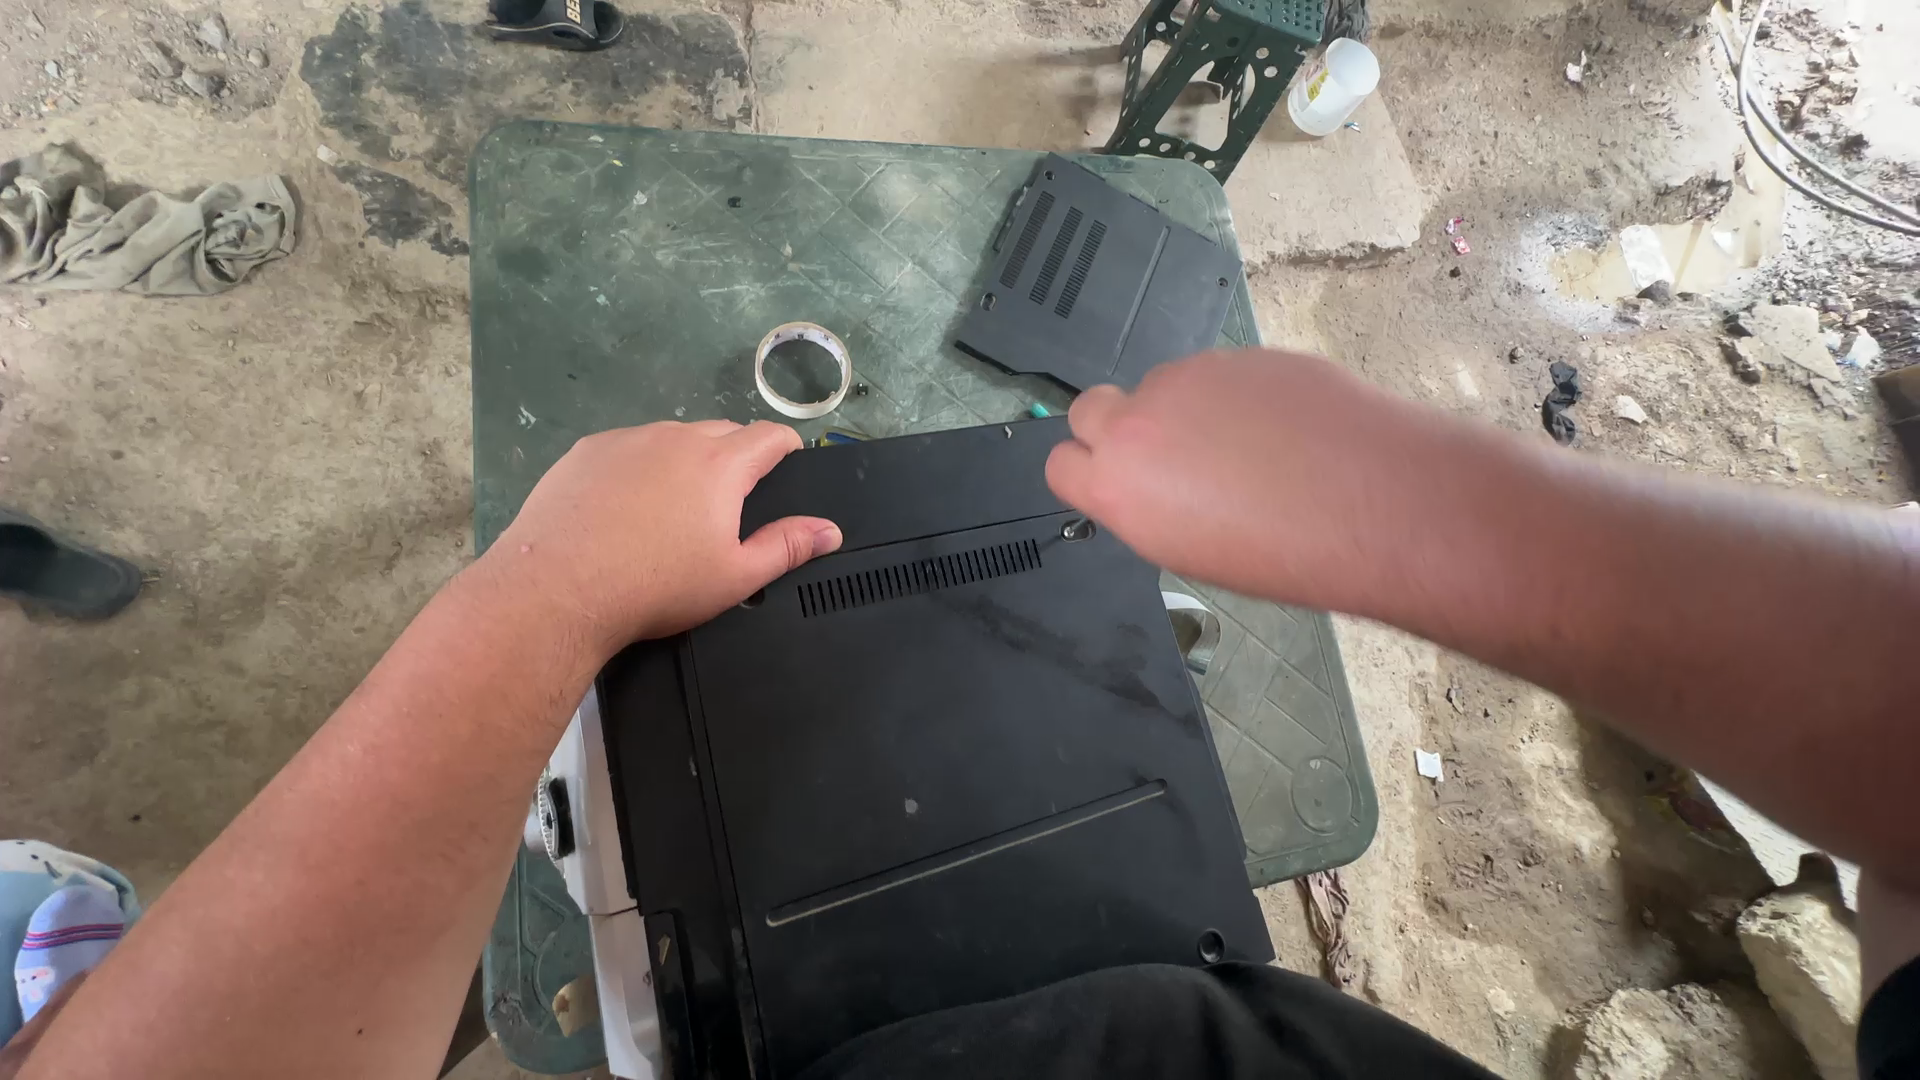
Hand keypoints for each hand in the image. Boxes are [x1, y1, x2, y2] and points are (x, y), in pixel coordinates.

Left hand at [486, 420, 840, 649]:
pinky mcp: (587, 451)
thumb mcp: (736, 576)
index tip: (786, 466)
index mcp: (721, 464)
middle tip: (730, 502)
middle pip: (724, 431)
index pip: (770, 435)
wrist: (557, 590)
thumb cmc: (657, 586)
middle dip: (738, 456)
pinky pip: (631, 447)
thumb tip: (830, 531)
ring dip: (688, 459)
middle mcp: (676, 438)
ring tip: (676, 507)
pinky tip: (627, 506)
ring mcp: (627, 439)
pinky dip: (642, 465)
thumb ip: (789, 547)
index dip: (786, 447)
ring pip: (674, 437)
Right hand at [1044, 348, 1451, 612]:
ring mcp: (1189, 378)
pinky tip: (1279, 428)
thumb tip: (1144, 483)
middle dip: (1115, 428)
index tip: (1114, 482)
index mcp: (1116, 485)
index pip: (1059, 462)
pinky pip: (1214, 373)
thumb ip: (1142, 505)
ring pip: (1159, 387)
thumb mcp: (1187, 550)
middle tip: (1165, 456)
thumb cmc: (1283, 554)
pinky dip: (1231, 395)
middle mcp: (1138, 422)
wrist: (1378, 503)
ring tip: (1244, 448)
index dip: (1086, 472)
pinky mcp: (1239, 355)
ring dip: (1180, 409)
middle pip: (1090, 407)